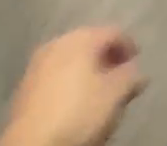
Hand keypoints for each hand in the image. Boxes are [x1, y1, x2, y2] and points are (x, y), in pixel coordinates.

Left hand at [0, 27, 145, 145]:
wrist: (32, 141)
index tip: (138, 60)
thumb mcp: (114, 97)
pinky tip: (75, 97)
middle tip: (121, 74)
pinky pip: (57, 71)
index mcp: (81, 38)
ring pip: (72, 56)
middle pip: (90, 41)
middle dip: (107, 56)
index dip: (129, 44)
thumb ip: (130, 78)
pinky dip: (71, 78)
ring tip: (100, 88)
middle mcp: (59, 41)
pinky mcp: (28, 80)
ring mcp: (40, 59)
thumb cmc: (78, 113)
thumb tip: (139, 71)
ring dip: (88, 67)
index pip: (112, 31)